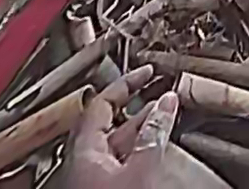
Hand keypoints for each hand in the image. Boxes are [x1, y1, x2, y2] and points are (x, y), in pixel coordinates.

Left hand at [61, 67, 170, 188]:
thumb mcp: (141, 169)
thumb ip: (154, 132)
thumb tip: (167, 101)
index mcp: (83, 152)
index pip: (101, 102)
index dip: (127, 83)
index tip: (148, 71)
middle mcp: (81, 165)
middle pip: (108, 123)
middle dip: (137, 105)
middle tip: (161, 92)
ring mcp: (89, 184)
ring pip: (114, 145)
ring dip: (140, 129)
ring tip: (166, 117)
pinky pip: (118, 165)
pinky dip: (137, 151)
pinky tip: (155, 151)